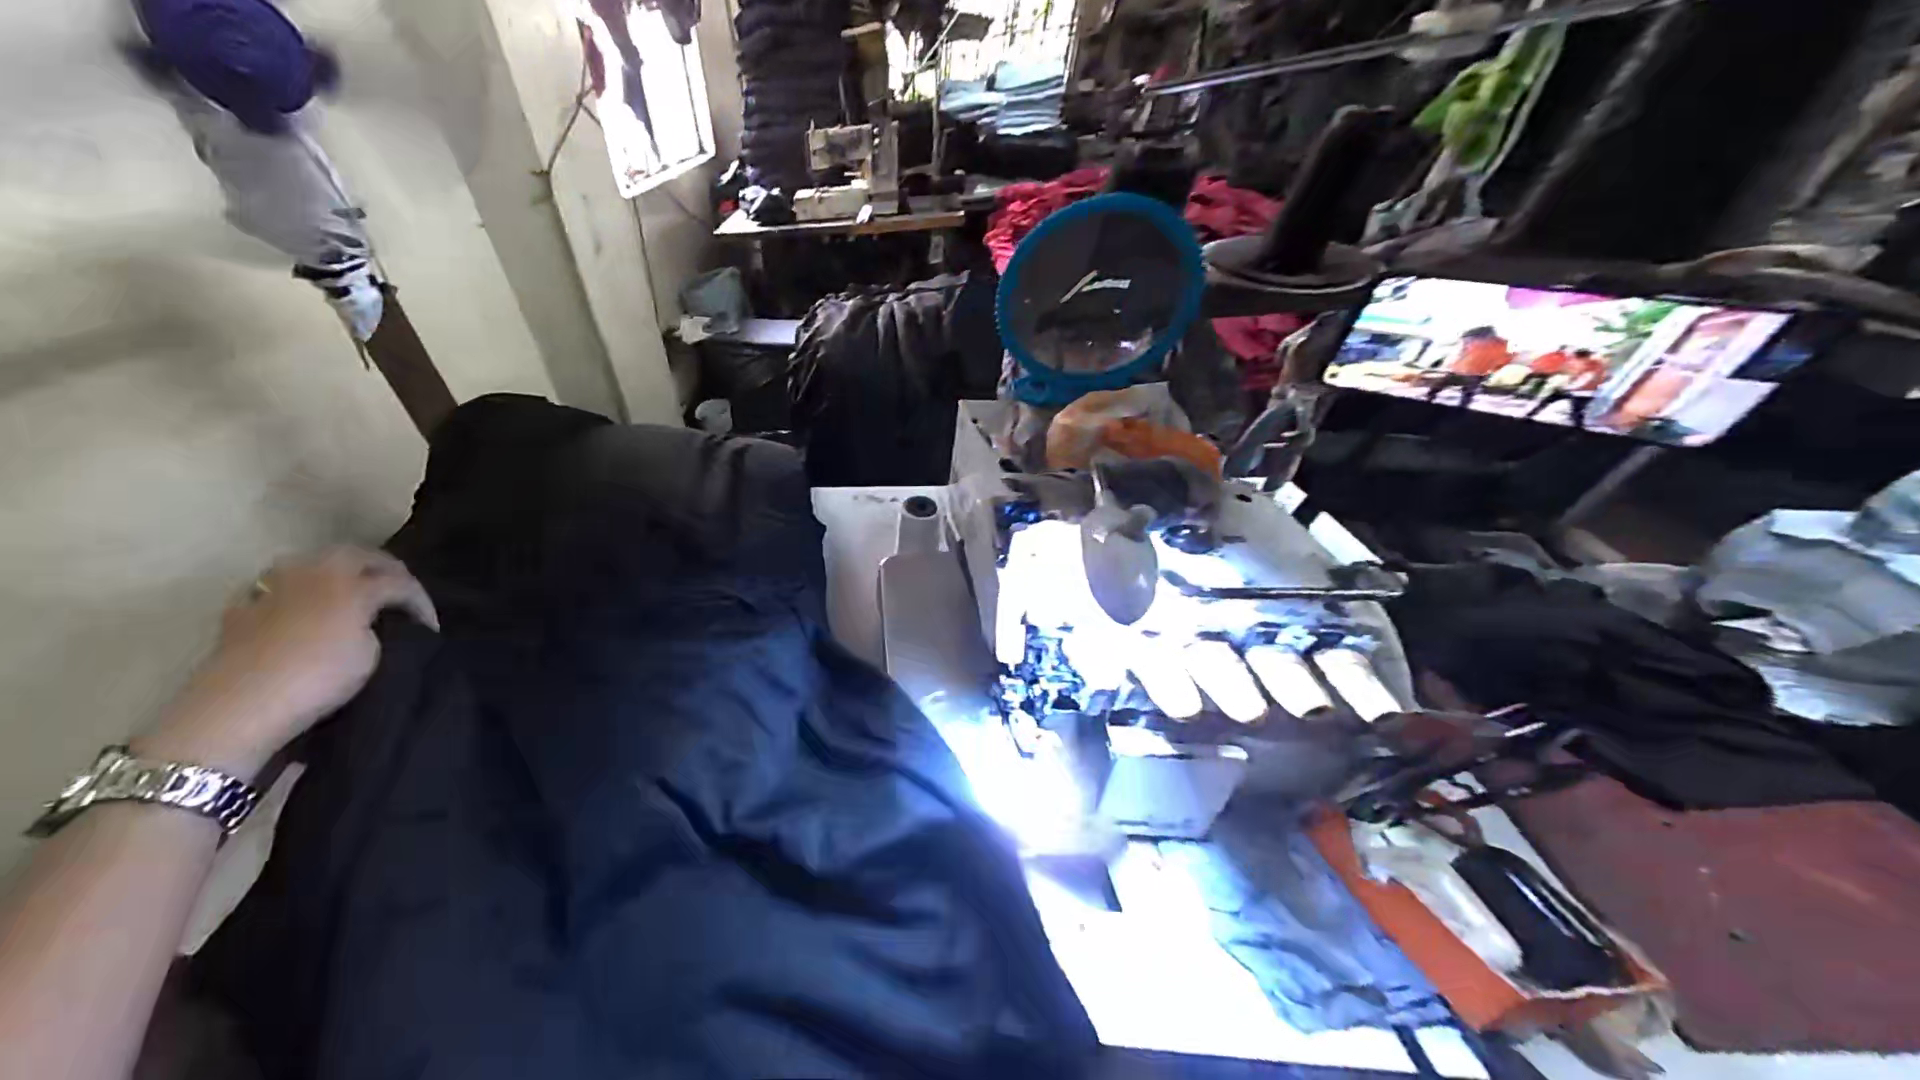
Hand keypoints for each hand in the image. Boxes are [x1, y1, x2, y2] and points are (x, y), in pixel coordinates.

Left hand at [136, 548, 437, 777]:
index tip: (431, 628)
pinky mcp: (241, 609)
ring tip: (352, 592)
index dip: (421, 602)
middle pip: (357, 555)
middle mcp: (313, 574)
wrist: (240, 708)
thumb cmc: (319, 677)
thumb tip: (373, 622)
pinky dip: (294, 590)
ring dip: (337, 571)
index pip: (400, 582)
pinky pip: (275, 586)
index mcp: (352, 584)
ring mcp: (272, 588)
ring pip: (313, 562)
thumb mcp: (372, 653)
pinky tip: (299, 605)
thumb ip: (378, 626)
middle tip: (400, 593)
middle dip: (384, 569)